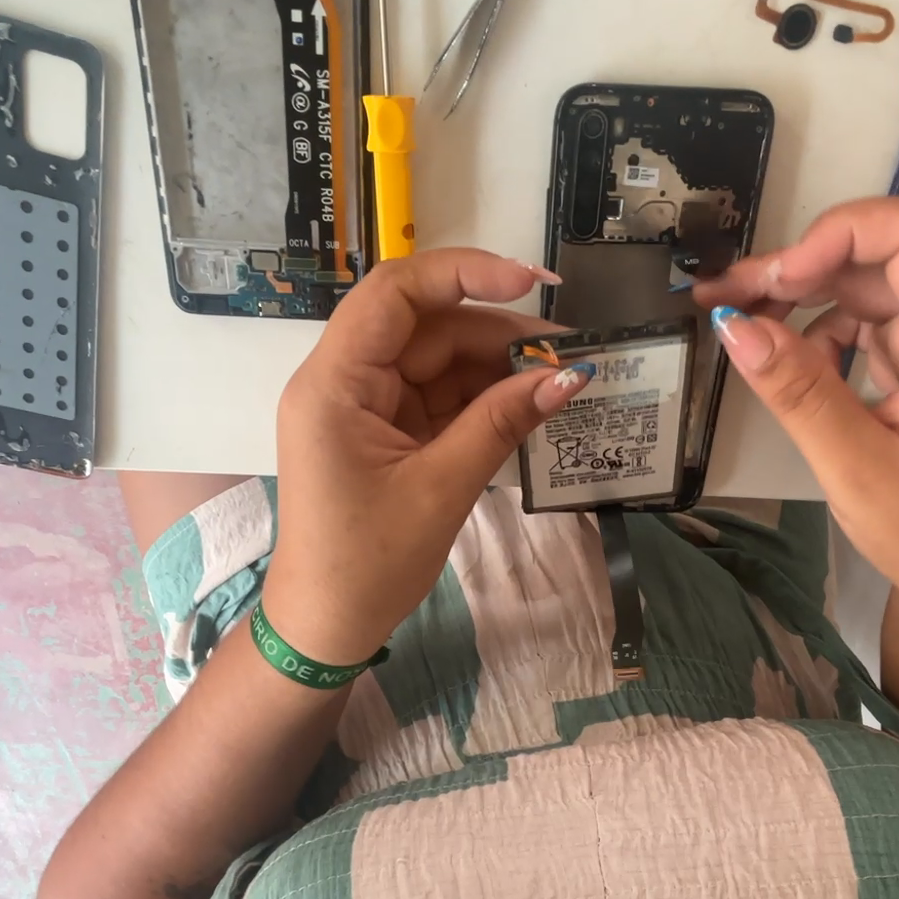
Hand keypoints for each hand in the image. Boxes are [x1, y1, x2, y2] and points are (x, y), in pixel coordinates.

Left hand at [261, 249, 585, 666]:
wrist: (328, 624)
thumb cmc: (370, 562)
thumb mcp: (442, 488)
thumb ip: (502, 423)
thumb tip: (570, 377)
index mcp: (336, 383)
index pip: (396, 294)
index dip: (465, 274)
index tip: (531, 285)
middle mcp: (344, 381)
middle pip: (425, 329)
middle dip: (496, 335)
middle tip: (567, 354)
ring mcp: (364, 408)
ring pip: (436, 363)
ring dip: (494, 369)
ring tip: (558, 381)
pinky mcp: (383, 433)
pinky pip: (436, 399)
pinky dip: (479, 401)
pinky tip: (526, 405)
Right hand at [694, 194, 898, 614]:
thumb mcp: (854, 470)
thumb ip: (798, 393)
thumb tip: (734, 326)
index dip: (841, 234)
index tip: (774, 283)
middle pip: (887, 252)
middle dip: (802, 263)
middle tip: (723, 294)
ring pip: (872, 285)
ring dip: (802, 296)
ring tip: (738, 323)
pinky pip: (869, 324)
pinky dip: (819, 332)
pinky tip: (787, 365)